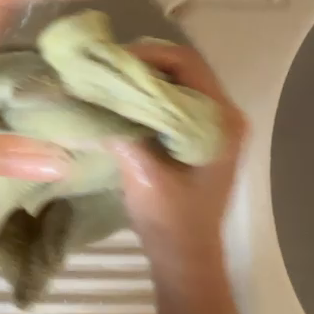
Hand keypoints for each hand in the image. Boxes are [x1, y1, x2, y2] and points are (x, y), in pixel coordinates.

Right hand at [110, 41, 248, 256]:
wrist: (185, 259)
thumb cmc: (170, 219)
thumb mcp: (142, 171)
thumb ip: (122, 128)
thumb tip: (90, 91)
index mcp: (221, 120)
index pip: (186, 63)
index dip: (146, 54)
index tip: (111, 62)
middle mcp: (223, 115)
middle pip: (181, 68)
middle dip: (140, 63)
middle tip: (104, 68)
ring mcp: (213, 126)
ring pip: (175, 82)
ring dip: (141, 77)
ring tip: (108, 81)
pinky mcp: (198, 137)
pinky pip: (172, 99)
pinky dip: (145, 94)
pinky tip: (121, 102)